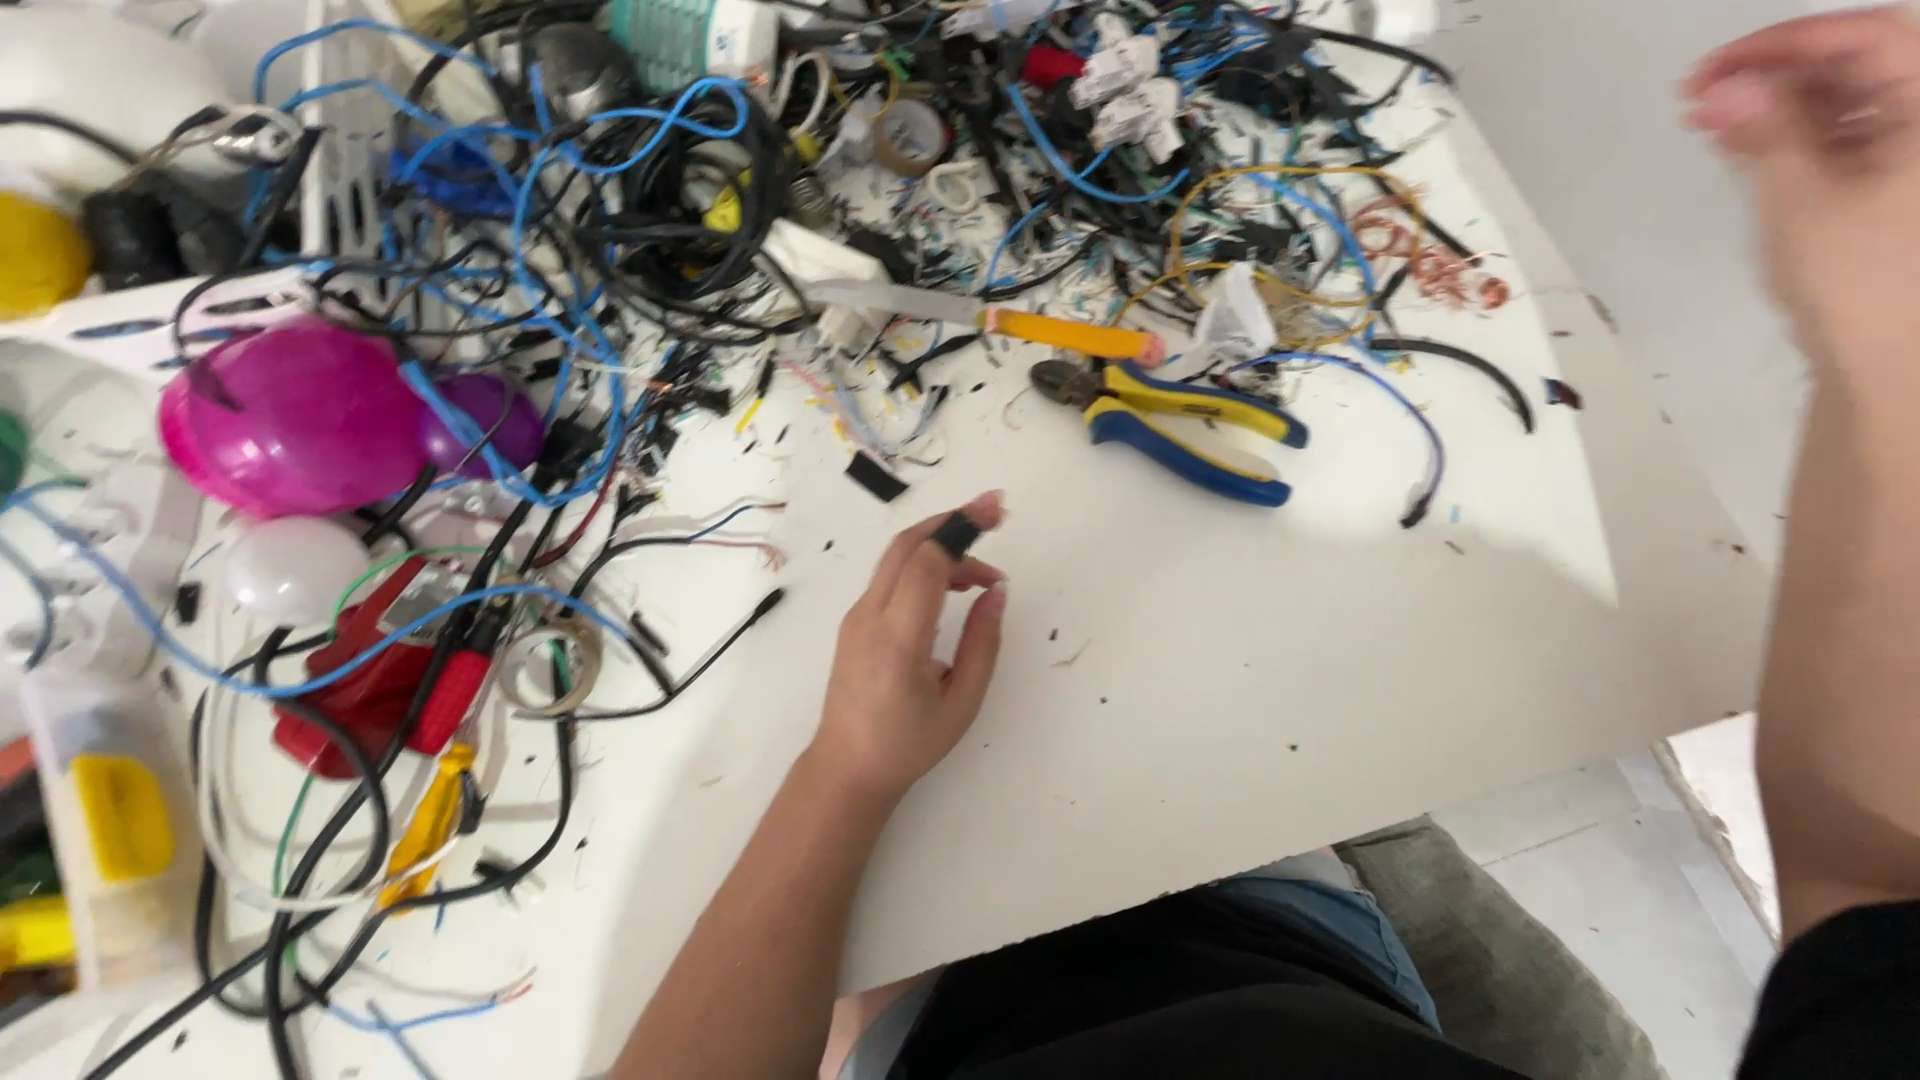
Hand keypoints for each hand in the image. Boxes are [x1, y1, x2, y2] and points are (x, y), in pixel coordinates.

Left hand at [810, 492, 1008, 801]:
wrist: (847, 768)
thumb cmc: (908, 744)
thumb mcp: (961, 702)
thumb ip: (983, 643)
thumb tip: (995, 591)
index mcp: (898, 641)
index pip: (927, 564)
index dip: (962, 529)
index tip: (996, 512)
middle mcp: (869, 618)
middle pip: (906, 545)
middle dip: (951, 521)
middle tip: (993, 516)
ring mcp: (856, 617)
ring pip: (896, 557)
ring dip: (938, 545)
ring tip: (981, 572)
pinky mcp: (854, 621)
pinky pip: (890, 577)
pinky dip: (923, 565)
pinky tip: (952, 586)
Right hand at [1685, 8, 1919, 370]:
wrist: (1889, 355)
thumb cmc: (1857, 276)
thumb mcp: (1804, 199)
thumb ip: (1768, 134)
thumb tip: (1722, 88)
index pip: (1869, 37)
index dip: (1786, 42)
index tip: (1707, 72)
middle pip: (1863, 61)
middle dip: (1778, 70)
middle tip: (1699, 97)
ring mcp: (1916, 148)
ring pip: (1852, 96)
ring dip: (1780, 101)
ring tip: (1711, 122)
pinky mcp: (1896, 178)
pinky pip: (1848, 132)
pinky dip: (1795, 132)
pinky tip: (1747, 143)